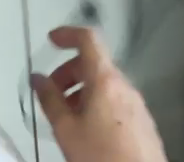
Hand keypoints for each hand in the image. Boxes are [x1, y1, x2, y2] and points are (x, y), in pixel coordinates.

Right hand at [31, 27, 165, 161]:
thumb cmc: (102, 157)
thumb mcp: (66, 129)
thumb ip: (49, 99)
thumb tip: (38, 78)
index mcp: (105, 80)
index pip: (88, 39)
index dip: (67, 33)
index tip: (52, 40)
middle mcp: (125, 87)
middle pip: (94, 64)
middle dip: (69, 72)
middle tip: (53, 92)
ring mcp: (139, 106)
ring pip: (106, 85)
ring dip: (83, 91)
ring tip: (69, 116)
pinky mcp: (145, 125)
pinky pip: (118, 102)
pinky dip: (99, 105)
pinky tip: (91, 131)